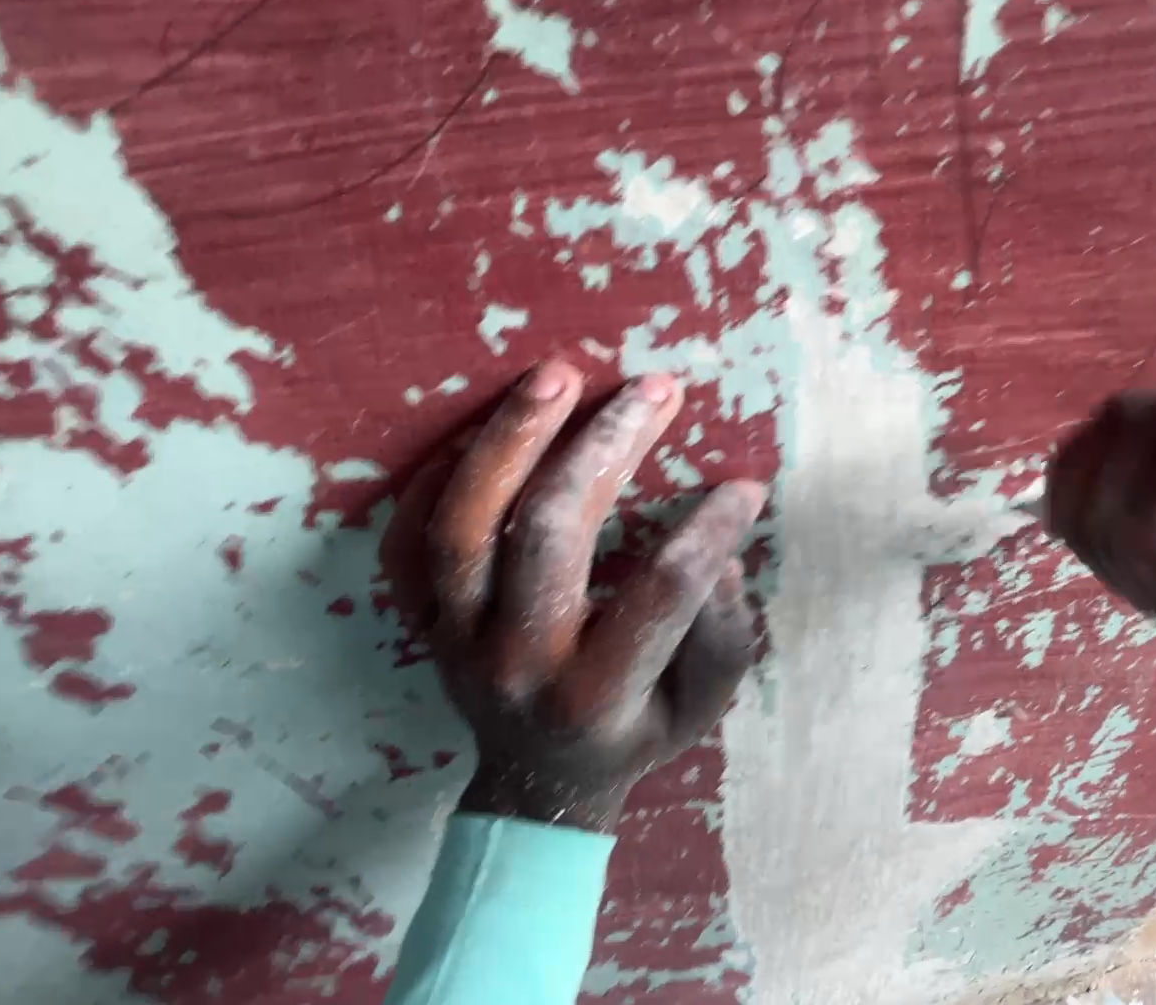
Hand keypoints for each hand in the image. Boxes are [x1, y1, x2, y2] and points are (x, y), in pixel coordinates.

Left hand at [382, 361, 766, 831]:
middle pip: (552, 533)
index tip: (745, 487)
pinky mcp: (423, 622)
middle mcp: (518, 661)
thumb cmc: (634, 736)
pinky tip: (484, 428)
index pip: (664, 591)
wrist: (539, 782)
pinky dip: (438, 478)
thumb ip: (723, 638)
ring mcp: (456, 639)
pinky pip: (409, 541)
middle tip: (654, 387)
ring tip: (558, 374)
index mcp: (598, 692)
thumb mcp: (701, 708)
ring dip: (513, 438)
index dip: (710, 531)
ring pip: (467, 525)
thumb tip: (721, 557)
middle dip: (608, 446)